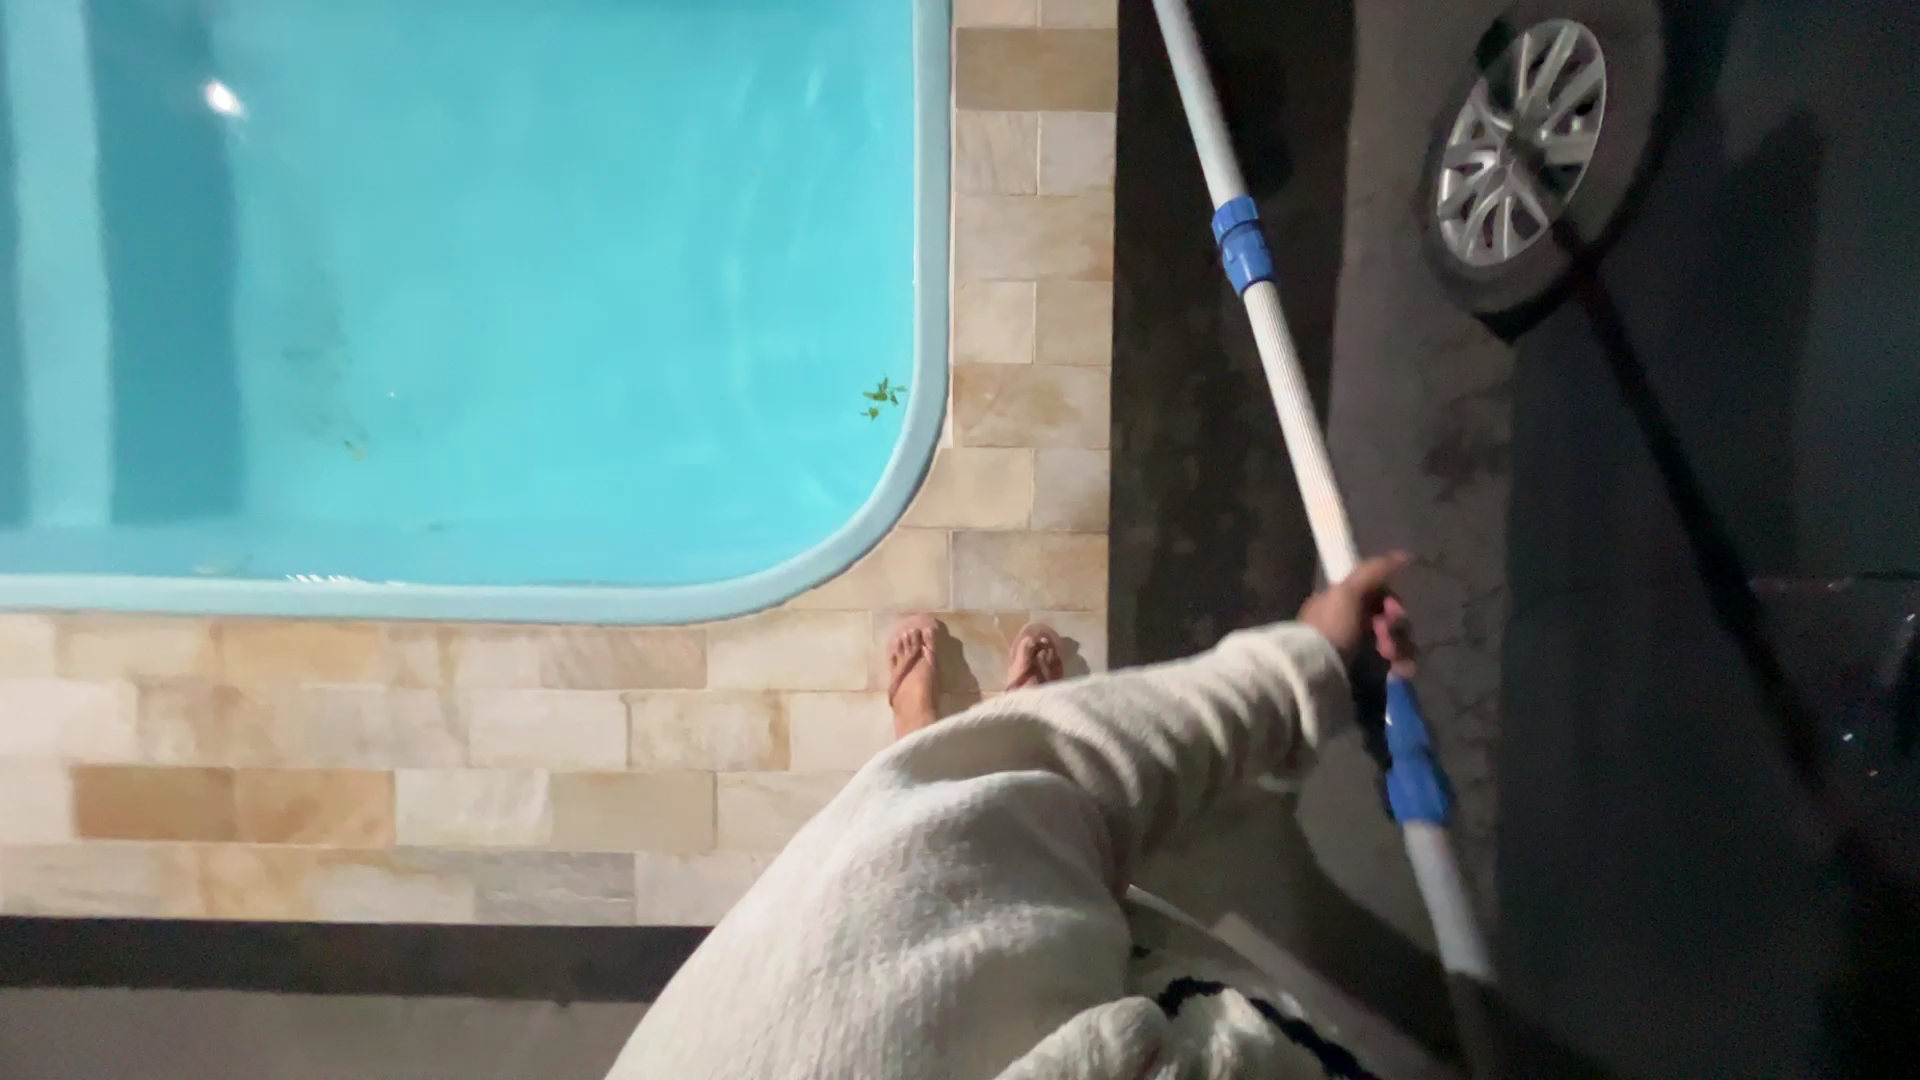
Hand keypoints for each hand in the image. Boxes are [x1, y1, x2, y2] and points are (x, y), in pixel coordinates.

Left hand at [1298, 552, 1414, 669]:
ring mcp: (1358, 647)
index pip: (1378, 595)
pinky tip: (1401, 670)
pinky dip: (1402, 664)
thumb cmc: (1331, 627)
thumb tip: (1405, 555)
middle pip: (1390, 618)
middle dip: (1396, 628)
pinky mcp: (1367, 670)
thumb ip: (1374, 571)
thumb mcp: (1348, 592)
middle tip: (1386, 638)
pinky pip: (1395, 662)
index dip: (1392, 602)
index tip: (1392, 611)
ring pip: (1396, 640)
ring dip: (1401, 647)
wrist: (1316, 671)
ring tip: (1394, 659)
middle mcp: (1349, 622)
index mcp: (1340, 601)